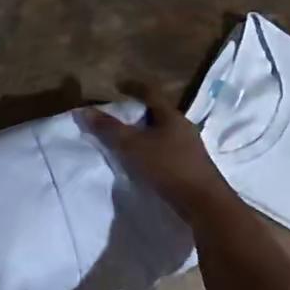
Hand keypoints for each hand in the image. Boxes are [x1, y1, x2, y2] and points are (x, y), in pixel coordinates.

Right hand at [84, 82, 240, 220]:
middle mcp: (183, 127)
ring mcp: (189, 148)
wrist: (204, 204)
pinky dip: (151, 150)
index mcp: (171, 116)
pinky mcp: (190, 166)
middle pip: (157, 113)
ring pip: (162, 133)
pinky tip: (143, 161)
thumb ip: (110, 129)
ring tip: (126, 141)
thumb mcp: (134, 147)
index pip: (151, 93)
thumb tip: (85, 110)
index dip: (133, 87)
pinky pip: (166, 150)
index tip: (118, 86)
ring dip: (145, 134)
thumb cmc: (169, 167)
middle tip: (116, 117)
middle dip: (137, 114)